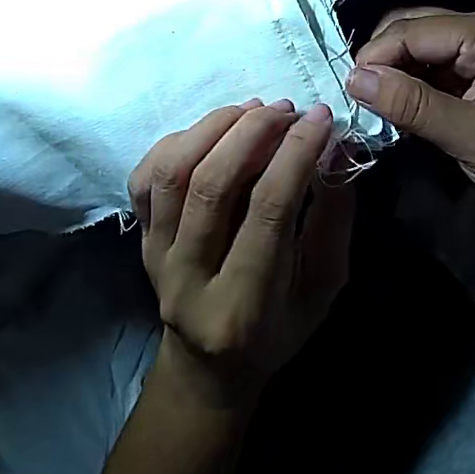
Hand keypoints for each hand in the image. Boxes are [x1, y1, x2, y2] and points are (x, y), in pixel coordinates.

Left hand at [127, 99, 354, 407]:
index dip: (295, 155)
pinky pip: (145, 176)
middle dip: (252, 133)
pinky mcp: (138, 236)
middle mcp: (188, 280)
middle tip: (285, 109)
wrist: (208, 364)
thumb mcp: (322, 287)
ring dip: (213, 128)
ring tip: (251, 110)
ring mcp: (155, 255)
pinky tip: (210, 131)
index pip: (268, 211)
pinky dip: (176, 142)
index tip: (320, 118)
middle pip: (211, 185)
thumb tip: (336, 148)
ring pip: (172, 174)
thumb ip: (331, 220)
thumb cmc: (277, 329)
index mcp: (243, 306)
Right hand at [346, 7, 474, 238]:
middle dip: (380, 64)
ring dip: (390, 76)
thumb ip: (416, 106)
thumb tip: (354, 79)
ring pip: (411, 46)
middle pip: (408, 29)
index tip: (351, 98)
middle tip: (361, 105)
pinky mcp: (474, 66)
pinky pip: (425, 64)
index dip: (375, 59)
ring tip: (378, 112)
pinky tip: (400, 113)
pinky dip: (406, 86)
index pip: (413, 31)